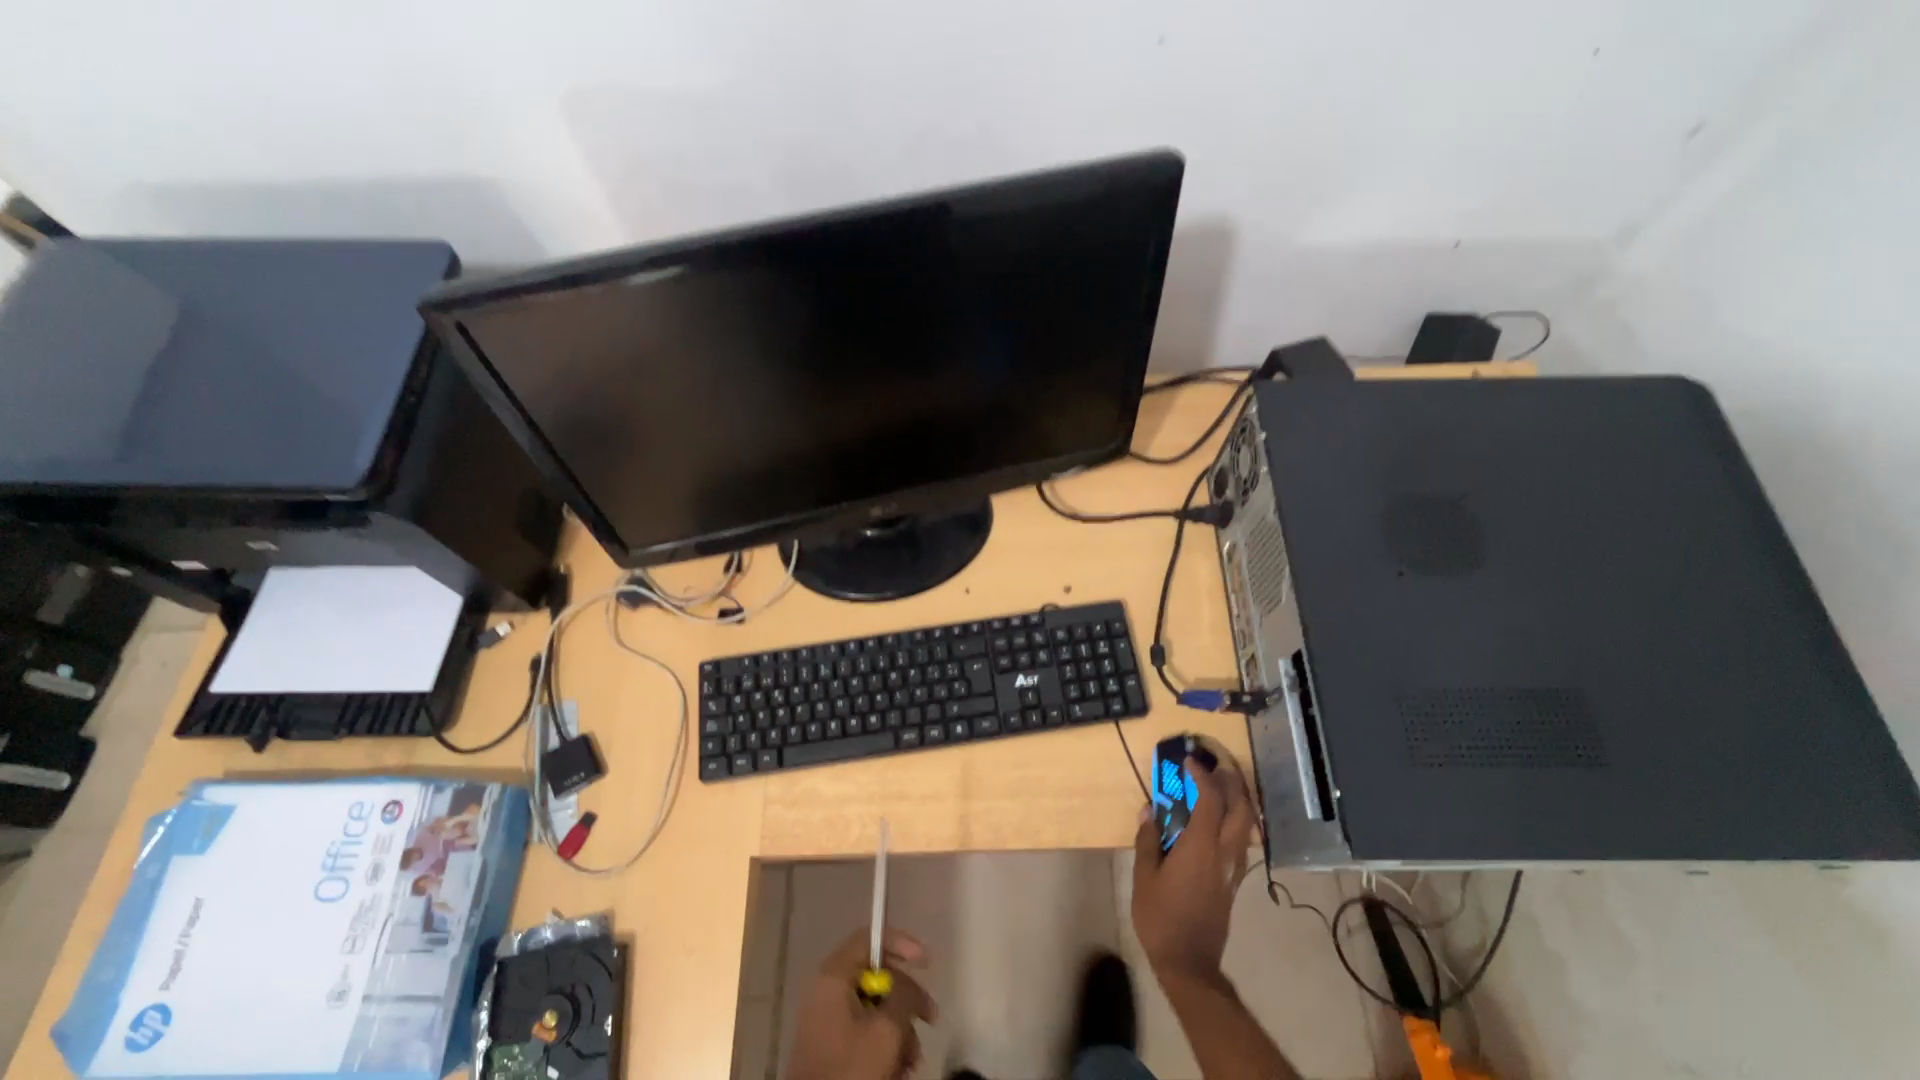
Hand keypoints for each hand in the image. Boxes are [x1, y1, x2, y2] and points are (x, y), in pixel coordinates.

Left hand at [785, 928, 935, 1079]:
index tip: (926, 963)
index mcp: (834, 976)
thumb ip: (904, 995)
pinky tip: (899, 1067)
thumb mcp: (886, 1029)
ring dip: (900, 1030)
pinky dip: (886, 1046)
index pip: (869, 938)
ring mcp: (829, 1018)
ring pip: (876, 1008)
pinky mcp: (833, 1044)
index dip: (901, 943)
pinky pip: (866, 1032)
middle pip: (877, 976)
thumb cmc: (850, 1067)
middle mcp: (829, 990)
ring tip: (911, 1058)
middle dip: (908, 999)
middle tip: (930, 1018)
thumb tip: (907, 984)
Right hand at [1131, 753, 1257, 983]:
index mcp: (1201, 845)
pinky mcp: (1235, 881)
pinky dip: (1237, 821)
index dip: (1203, 774)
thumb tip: (1150, 811)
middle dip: (1231, 781)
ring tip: (1221, 786)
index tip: (1189, 760)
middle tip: (1214, 766)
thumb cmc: (1161, 917)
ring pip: (1247, 824)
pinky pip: (1243, 840)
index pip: (1211, 798)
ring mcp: (1234, 867)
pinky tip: (1221, 821)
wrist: (1190, 961)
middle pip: (1240, 806)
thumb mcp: (1144, 877)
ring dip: (1238, 800)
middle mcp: (1225, 851)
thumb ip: (1148, 840)